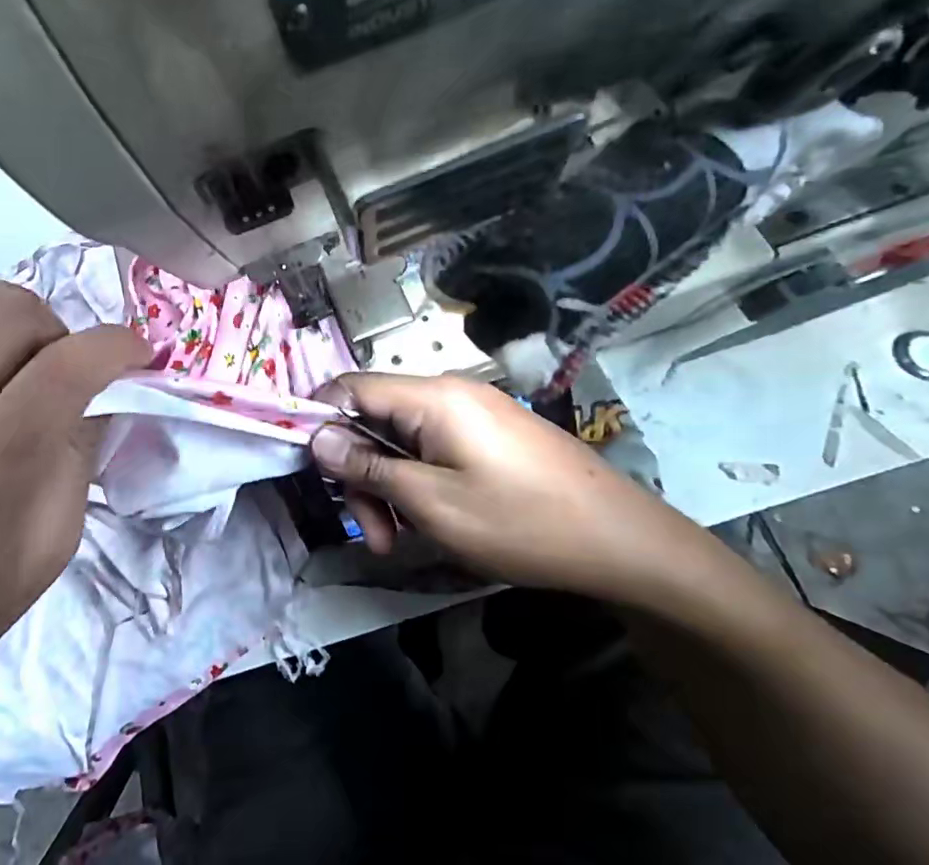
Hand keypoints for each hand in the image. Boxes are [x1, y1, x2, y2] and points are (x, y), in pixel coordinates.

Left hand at [0, 282, 149, 731]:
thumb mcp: (51, 544)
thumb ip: (80, 451)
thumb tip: (102, 383)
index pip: (61, 370)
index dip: (112, 345)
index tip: (135, 350)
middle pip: (0, 310)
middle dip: (53, 324)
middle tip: (61, 364)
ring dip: (2, 337)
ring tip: (4, 385)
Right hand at [311, 373, 722, 609]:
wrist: (618, 540)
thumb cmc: (519, 521)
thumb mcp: (432, 503)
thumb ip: (368, 466)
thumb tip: (316, 436)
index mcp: (432, 396)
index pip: (350, 386)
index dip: (319, 421)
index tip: (310, 473)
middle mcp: (450, 393)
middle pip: (376, 418)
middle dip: (361, 475)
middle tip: (373, 536)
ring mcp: (474, 414)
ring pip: (404, 440)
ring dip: (390, 488)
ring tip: (399, 542)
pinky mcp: (491, 436)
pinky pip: (435, 449)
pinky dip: (420, 484)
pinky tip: (431, 522)